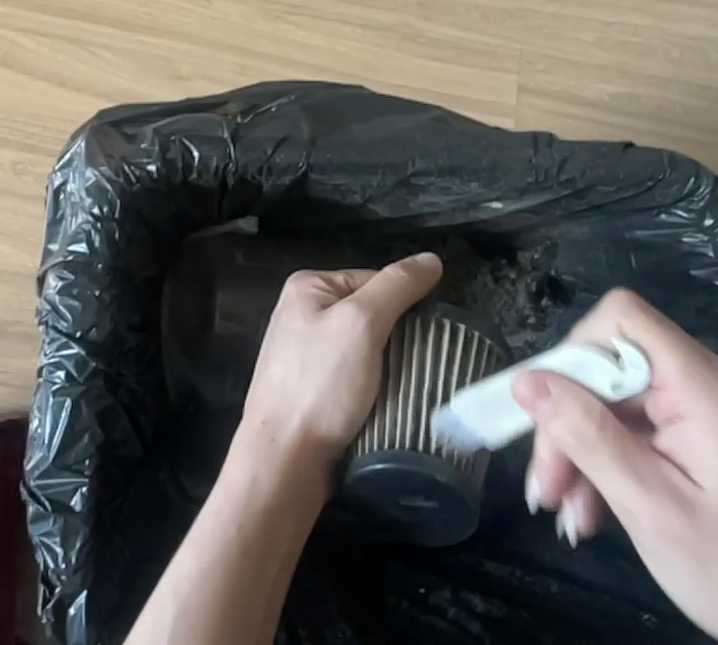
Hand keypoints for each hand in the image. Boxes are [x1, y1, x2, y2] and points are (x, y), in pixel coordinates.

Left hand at [238, 252, 441, 467]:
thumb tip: (432, 259)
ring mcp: (304, 354)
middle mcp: (301, 314)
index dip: (404, 304)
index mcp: (307, 287)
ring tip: (406, 385)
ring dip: (389, 365)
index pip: (374, 280)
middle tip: (418, 363)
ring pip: (366, 349)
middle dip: (396, 337)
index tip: (424, 335)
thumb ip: (397, 287)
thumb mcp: (362, 323)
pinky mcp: (312, 390)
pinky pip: (355, 377)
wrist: (285, 459)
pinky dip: (374, 387)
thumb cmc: (321, 385)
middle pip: (371, 314)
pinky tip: (385, 402)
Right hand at [514, 289, 717, 644]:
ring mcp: (717, 409)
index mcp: (708, 386)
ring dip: (587, 452)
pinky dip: (616, 462)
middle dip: (570, 422)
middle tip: (546, 491)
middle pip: (614, 367)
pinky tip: (597, 510)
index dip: (574, 352)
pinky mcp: (715, 436)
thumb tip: (525, 381)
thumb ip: (586, 435)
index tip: (546, 413)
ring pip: (623, 401)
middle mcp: (714, 381)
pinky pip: (646, 427)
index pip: (623, 318)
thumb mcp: (651, 508)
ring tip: (568, 515)